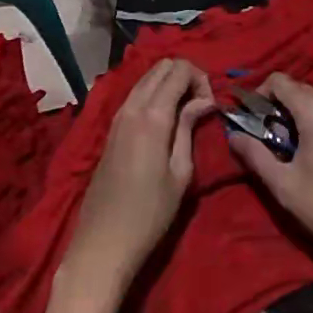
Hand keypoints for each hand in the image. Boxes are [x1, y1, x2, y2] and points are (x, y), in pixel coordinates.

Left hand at [49, 59, 215, 312]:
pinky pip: (136, 93)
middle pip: (163, 65)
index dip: (201, 79)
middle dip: (186, 75)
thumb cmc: (149, 215)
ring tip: (185, 112)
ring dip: (170, 83)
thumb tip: (204, 100)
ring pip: (148, 76)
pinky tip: (165, 120)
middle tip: (199, 105)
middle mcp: (132, 106)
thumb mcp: (180, 173)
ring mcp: (117, 116)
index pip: (180, 69)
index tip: (209, 107)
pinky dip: (155, 93)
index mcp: (152, 115)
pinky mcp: (111, 128)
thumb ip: (189, 127)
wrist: (102, 246)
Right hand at [229, 75, 312, 312]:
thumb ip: (255, 155)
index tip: (251, 119)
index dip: (259, 94)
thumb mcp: (283, 185)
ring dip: (299, 114)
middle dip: (278, 107)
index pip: (279, 80)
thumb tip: (233, 135)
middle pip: (299, 88)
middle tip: (268, 139)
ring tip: (291, 148)